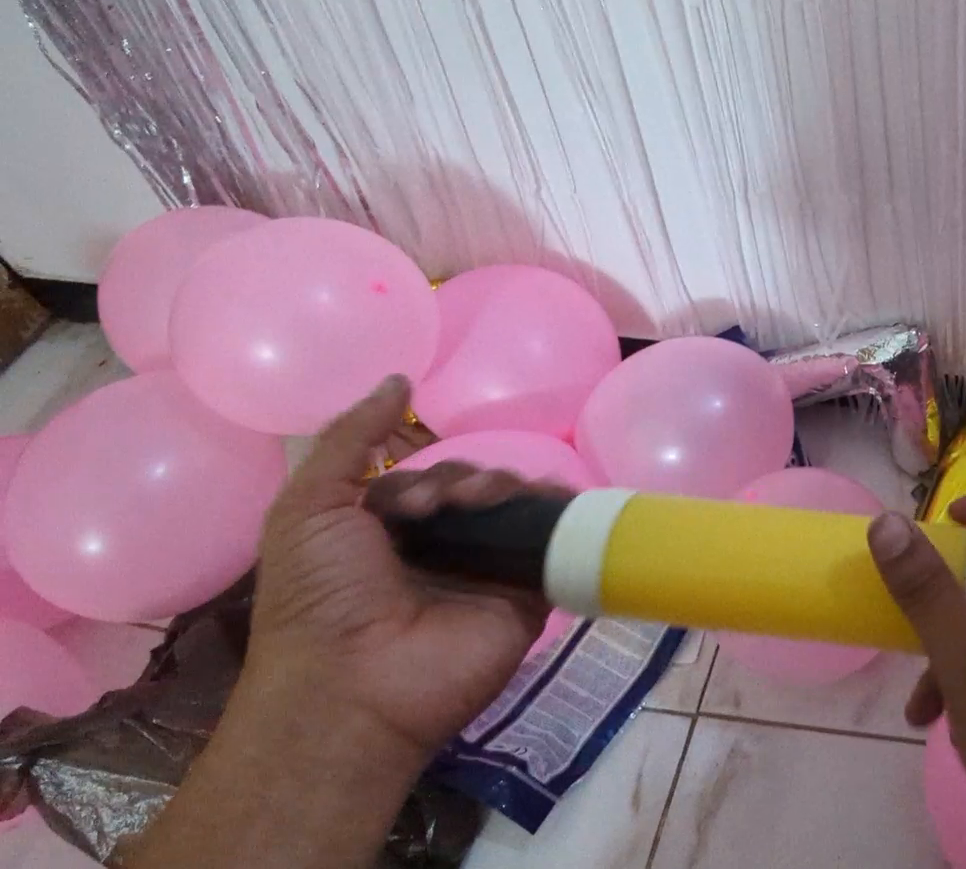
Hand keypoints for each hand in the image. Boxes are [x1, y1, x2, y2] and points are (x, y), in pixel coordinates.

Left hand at [131, 378, 551, 868]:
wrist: (359, 682)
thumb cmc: (322, 596)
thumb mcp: (308, 508)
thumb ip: (351, 440)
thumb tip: (400, 378)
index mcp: (397, 533)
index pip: (435, 479)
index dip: (430, 475)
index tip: (411, 503)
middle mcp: (448, 547)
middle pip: (482, 487)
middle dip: (471, 481)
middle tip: (453, 507)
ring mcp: (492, 568)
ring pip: (521, 506)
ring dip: (512, 490)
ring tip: (491, 506)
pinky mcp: (531, 590)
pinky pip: (557, 540)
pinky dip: (562, 513)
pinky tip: (555, 501)